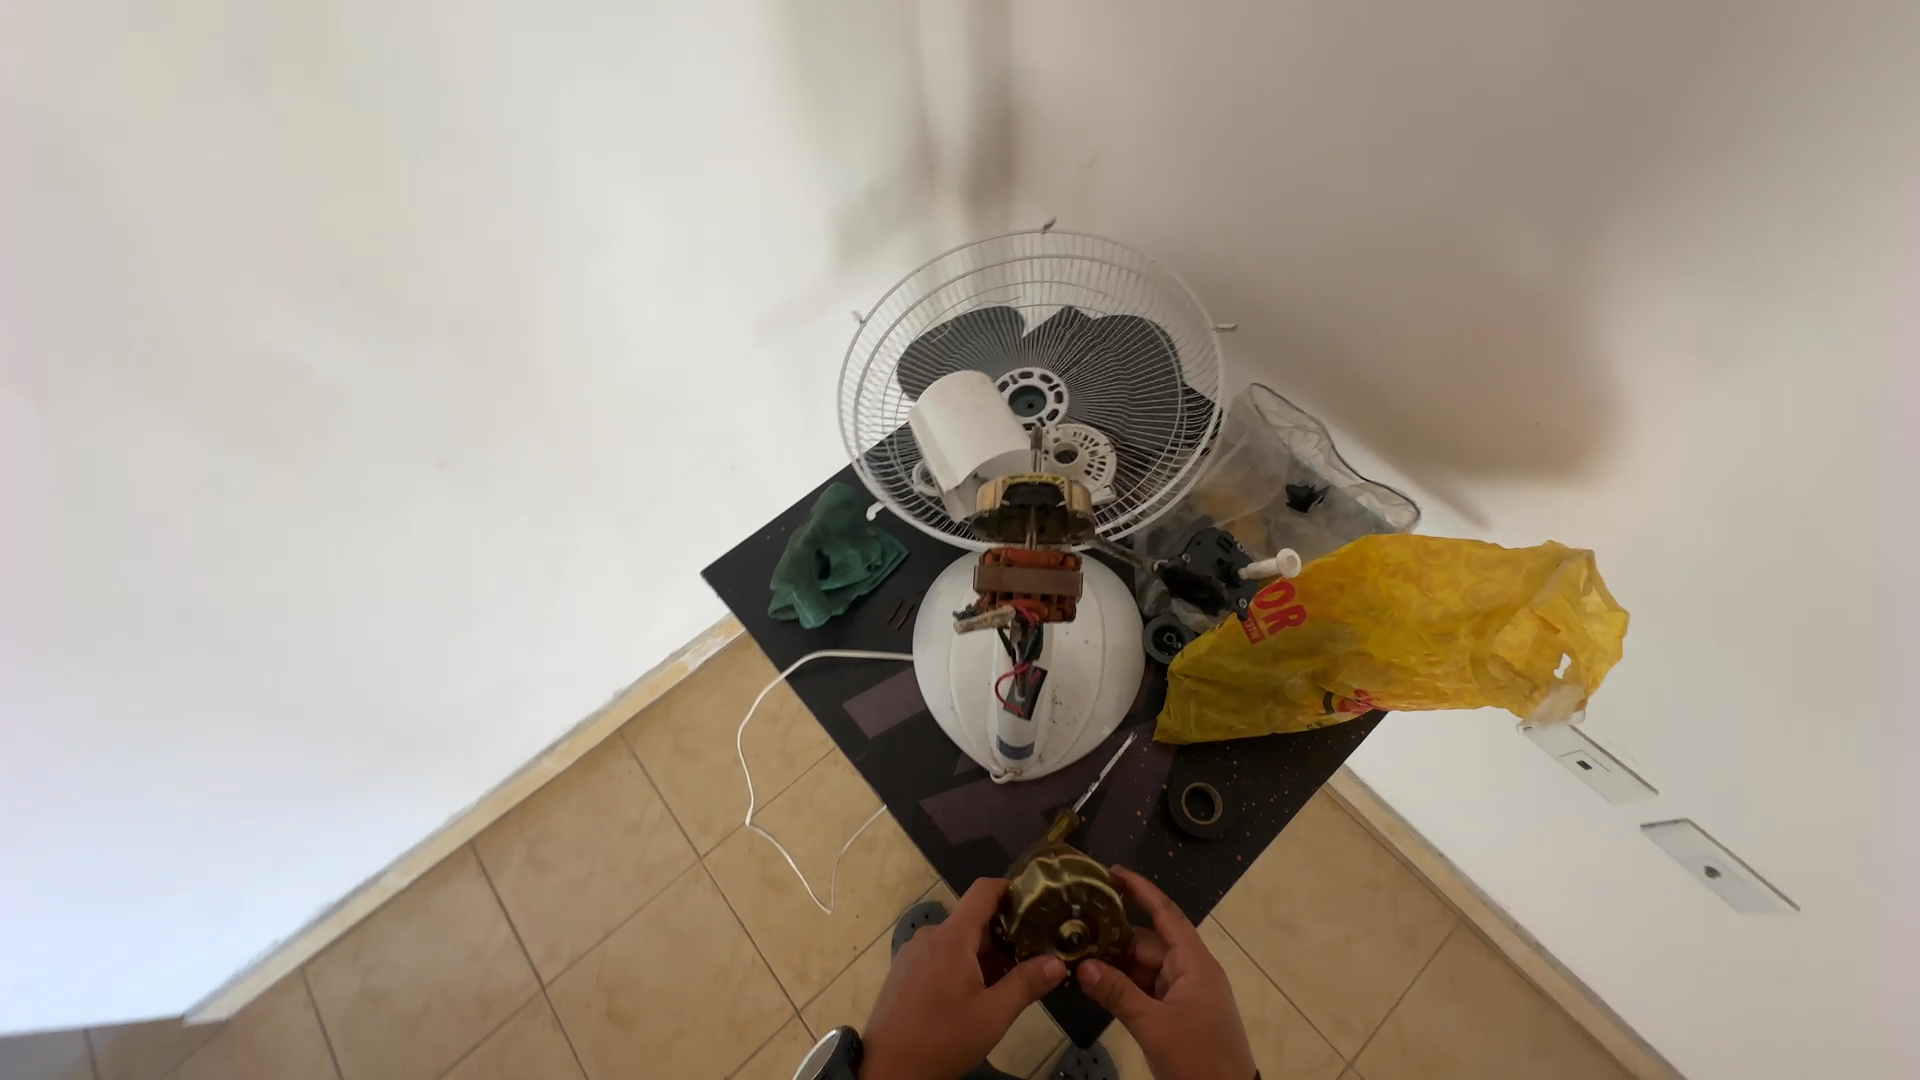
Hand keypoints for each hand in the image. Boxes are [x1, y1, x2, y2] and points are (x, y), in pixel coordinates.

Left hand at [861, 878, 1068, 1079]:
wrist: (886, 1071)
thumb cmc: (941, 1038)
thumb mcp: (992, 1016)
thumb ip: (1025, 985)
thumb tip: (1058, 963)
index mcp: (952, 936)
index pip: (983, 890)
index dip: (1010, 889)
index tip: (1035, 903)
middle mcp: (931, 934)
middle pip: (974, 920)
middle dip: (1004, 937)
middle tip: (1032, 958)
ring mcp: (914, 952)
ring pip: (958, 941)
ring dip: (983, 956)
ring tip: (1007, 984)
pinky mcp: (904, 970)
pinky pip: (940, 955)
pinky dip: (962, 966)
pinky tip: (973, 996)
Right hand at [1076, 866, 1256, 1079]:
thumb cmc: (1198, 1062)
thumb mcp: (1154, 1027)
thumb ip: (1117, 993)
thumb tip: (1083, 965)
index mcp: (1193, 963)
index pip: (1165, 912)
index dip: (1140, 889)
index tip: (1112, 871)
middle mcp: (1191, 970)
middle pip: (1148, 941)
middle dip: (1114, 938)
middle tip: (1076, 931)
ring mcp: (1186, 993)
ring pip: (1145, 966)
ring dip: (1117, 965)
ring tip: (1079, 958)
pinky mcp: (1180, 1013)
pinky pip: (1148, 987)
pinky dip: (1126, 985)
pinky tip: (1099, 986)